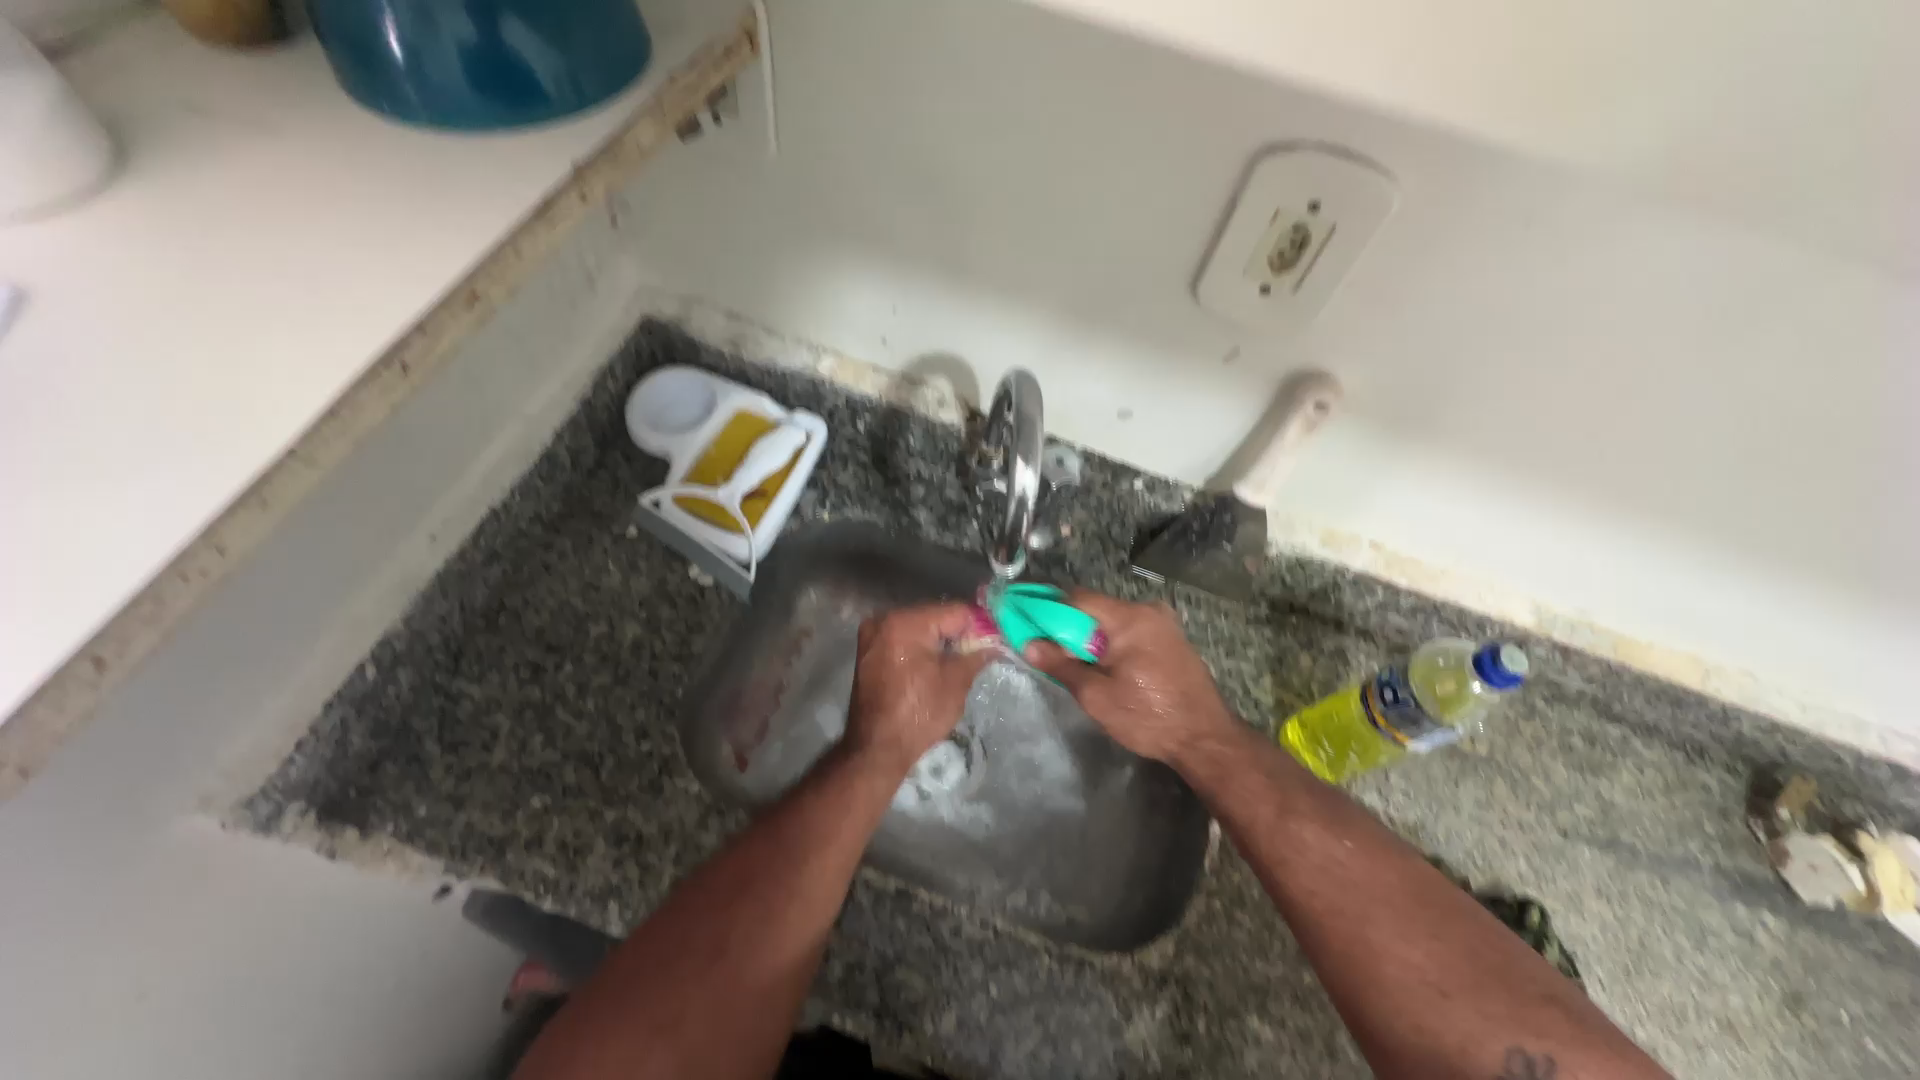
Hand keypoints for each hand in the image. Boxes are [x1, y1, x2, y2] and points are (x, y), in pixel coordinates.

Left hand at [844, 603, 991, 774]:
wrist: (876, 748)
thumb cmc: (918, 715)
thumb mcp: (956, 683)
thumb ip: (976, 655)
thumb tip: (995, 643)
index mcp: (906, 623)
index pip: (956, 612)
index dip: (979, 627)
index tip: (994, 643)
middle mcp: (885, 620)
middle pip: (935, 615)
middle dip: (958, 633)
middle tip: (977, 654)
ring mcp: (873, 634)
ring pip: (919, 626)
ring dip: (939, 640)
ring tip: (957, 661)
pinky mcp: (868, 650)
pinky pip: (903, 638)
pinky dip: (920, 647)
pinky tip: (933, 665)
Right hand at [1026, 592, 1238, 766]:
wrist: (1205, 739)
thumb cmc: (1149, 718)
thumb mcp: (1097, 696)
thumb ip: (1062, 666)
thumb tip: (1029, 644)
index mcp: (1130, 618)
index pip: (1077, 598)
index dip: (1048, 609)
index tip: (1026, 625)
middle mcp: (1148, 611)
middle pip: (1095, 609)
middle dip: (1068, 628)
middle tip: (1048, 653)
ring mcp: (1164, 624)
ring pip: (1112, 622)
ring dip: (1090, 639)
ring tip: (1075, 666)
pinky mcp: (1171, 640)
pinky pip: (1130, 632)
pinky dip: (1111, 644)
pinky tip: (1104, 669)